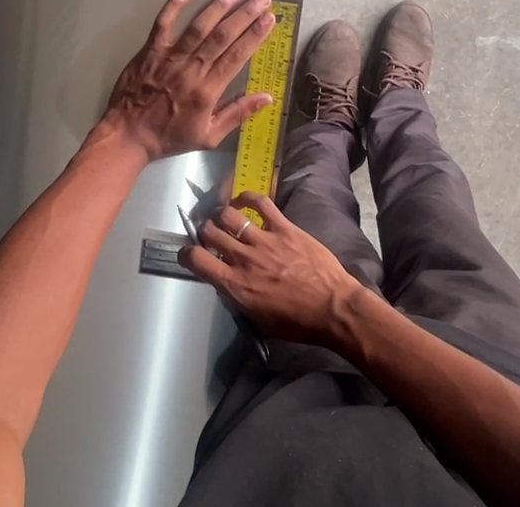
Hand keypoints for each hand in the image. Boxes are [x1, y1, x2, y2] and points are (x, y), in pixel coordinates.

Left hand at [93, 0, 276, 162]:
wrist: (128, 135)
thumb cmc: (170, 137)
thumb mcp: (208, 136)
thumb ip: (237, 114)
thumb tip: (267, 97)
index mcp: (207, 91)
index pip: (237, 56)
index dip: (255, 35)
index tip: (269, 18)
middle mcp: (191, 70)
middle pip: (222, 36)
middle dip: (245, 15)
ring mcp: (169, 57)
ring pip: (198, 26)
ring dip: (218, 6)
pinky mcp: (150, 50)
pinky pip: (163, 23)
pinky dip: (175, 5)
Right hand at [181, 191, 368, 346]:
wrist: (333, 308)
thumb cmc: (297, 322)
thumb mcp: (258, 320)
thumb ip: (237, 299)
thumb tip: (227, 284)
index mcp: (235, 285)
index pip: (196, 260)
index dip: (187, 253)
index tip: (190, 253)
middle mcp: (244, 259)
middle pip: (210, 231)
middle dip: (205, 231)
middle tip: (210, 233)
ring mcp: (264, 240)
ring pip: (229, 214)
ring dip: (221, 214)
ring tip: (224, 217)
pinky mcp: (284, 227)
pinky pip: (260, 203)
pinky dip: (247, 197)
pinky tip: (243, 201)